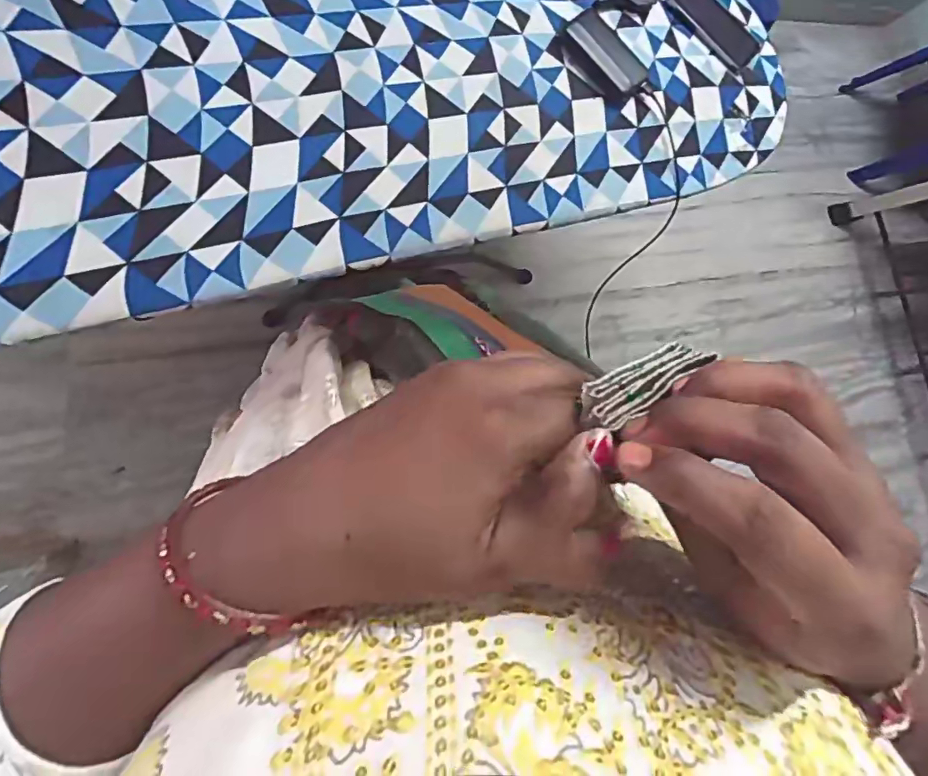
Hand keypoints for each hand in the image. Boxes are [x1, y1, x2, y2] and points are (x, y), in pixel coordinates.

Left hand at [188, 354, 613, 613]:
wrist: (305, 518)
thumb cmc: (400, 549)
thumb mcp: (492, 563)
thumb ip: (568, 530)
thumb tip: (621, 506)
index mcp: (504, 421)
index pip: (590, 412)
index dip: (605, 446)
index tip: (600, 485)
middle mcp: (485, 377)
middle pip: (566, 375)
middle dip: (586, 414)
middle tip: (575, 468)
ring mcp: (454, 368)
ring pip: (533, 363)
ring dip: (554, 397)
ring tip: (543, 452)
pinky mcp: (433, 373)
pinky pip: (499, 366)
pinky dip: (521, 389)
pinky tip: (502, 436)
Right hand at [618, 361, 921, 689]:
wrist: (873, 629)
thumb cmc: (789, 627)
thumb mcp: (732, 598)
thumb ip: (692, 521)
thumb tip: (637, 456)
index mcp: (840, 597)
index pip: (760, 518)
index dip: (686, 476)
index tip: (628, 456)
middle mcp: (872, 528)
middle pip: (779, 442)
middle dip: (694, 421)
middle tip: (640, 426)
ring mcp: (874, 476)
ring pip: (798, 397)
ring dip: (720, 385)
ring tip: (668, 398)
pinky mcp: (860, 443)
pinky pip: (803, 388)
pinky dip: (744, 376)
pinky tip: (702, 388)